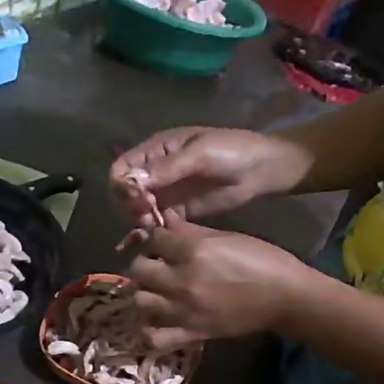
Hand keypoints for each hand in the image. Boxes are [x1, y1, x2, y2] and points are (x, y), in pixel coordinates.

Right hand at [110, 127, 314, 226]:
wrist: (261, 170)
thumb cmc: (231, 151)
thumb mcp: (199, 154)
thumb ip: (167, 168)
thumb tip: (133, 182)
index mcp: (156, 150)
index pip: (123, 167)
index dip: (121, 183)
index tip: (135, 197)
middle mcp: (157, 171)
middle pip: (125, 191)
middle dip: (129, 204)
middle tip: (146, 214)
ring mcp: (167, 192)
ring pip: (138, 208)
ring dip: (140, 218)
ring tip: (154, 224)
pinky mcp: (180, 210)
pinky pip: (158, 221)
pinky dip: (154, 228)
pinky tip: (161, 233)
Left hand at [128, 220, 317, 348]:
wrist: (285, 298)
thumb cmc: (262, 260)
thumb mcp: (227, 236)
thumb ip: (191, 230)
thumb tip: (165, 218)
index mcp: (193, 251)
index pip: (153, 239)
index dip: (156, 238)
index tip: (164, 242)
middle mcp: (181, 280)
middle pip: (139, 270)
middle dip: (146, 264)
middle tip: (158, 266)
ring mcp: (183, 310)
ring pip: (140, 301)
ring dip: (145, 294)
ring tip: (158, 292)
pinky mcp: (191, 333)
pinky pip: (154, 338)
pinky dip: (150, 330)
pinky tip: (158, 320)